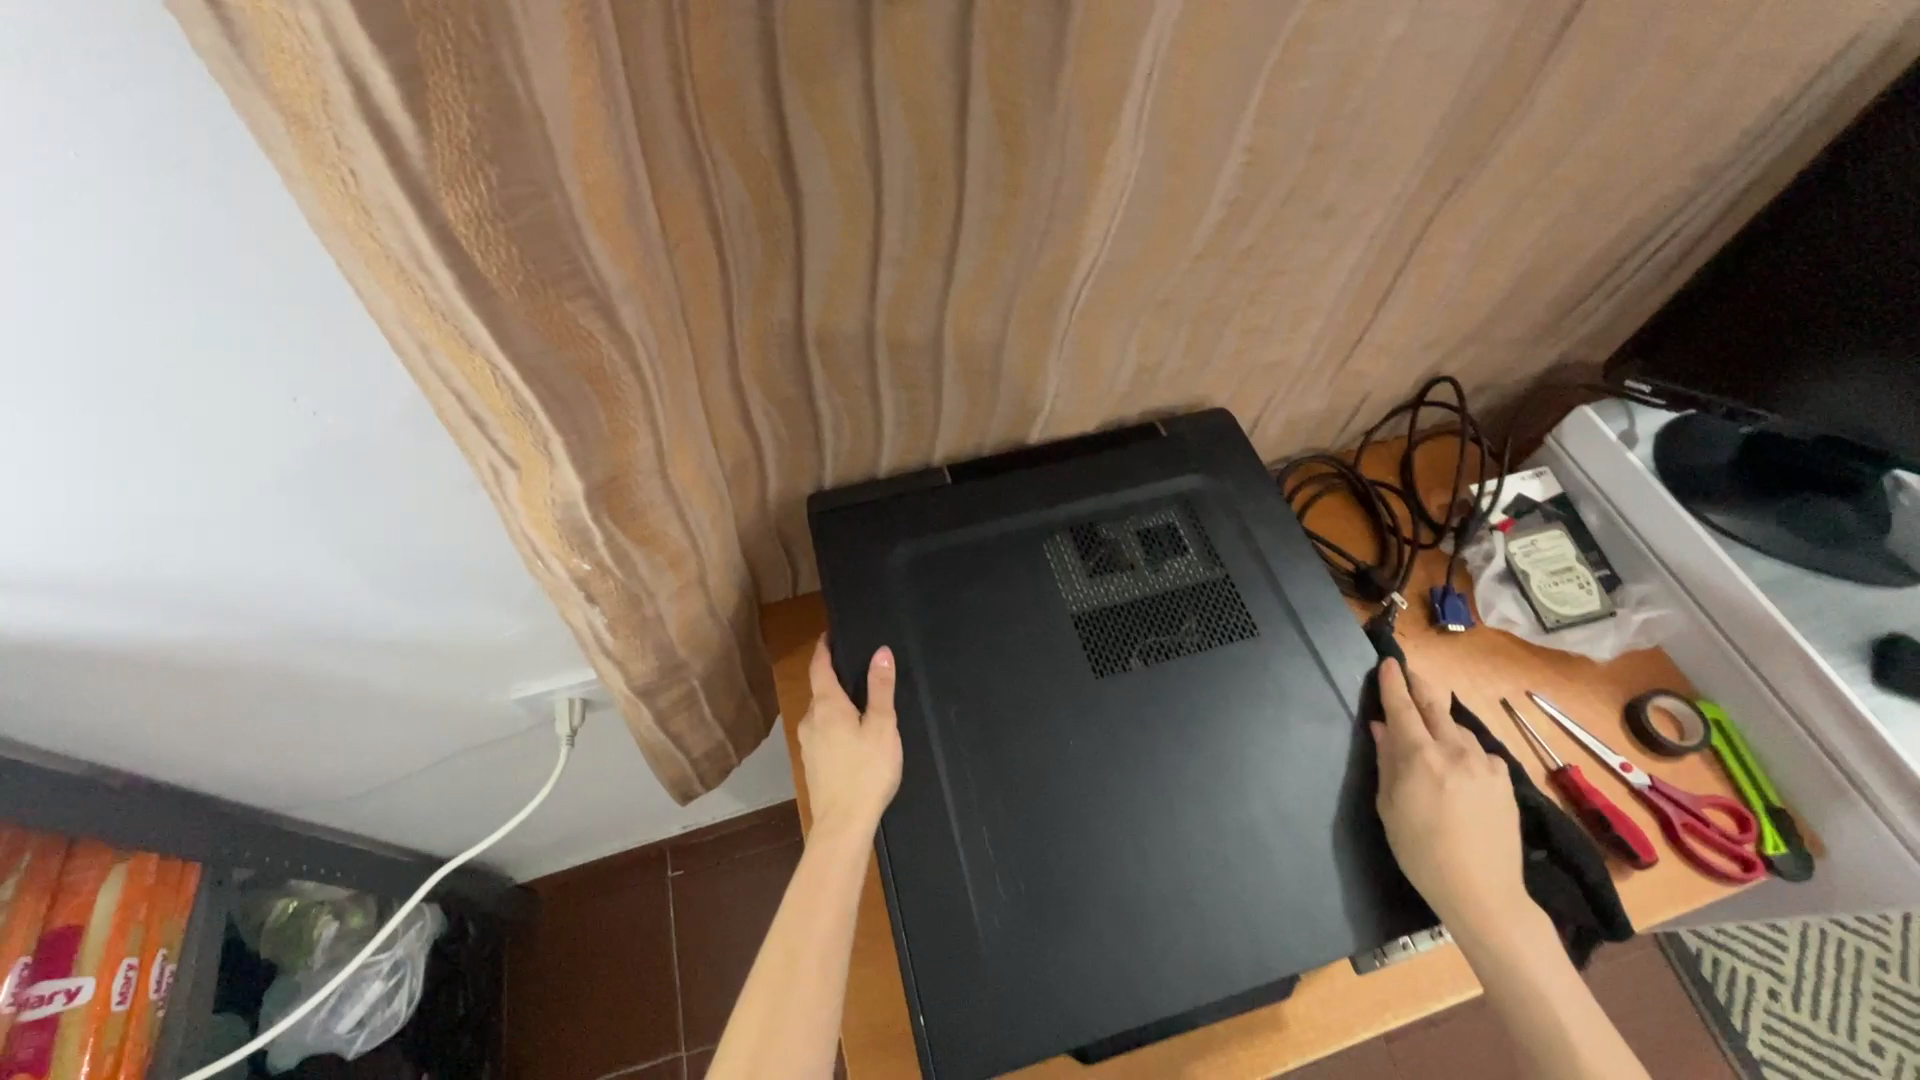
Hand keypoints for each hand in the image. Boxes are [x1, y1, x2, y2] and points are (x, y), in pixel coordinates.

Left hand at [799, 636, 902, 838]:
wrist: (843, 824)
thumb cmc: (866, 771)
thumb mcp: (882, 726)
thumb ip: (880, 688)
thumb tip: (880, 651)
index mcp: (826, 706)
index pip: (819, 666)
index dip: (824, 647)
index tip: (831, 633)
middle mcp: (810, 720)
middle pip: (820, 690)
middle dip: (834, 676)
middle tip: (856, 667)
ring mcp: (808, 744)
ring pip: (821, 713)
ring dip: (835, 703)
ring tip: (859, 700)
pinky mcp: (812, 764)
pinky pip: (823, 732)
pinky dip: (835, 724)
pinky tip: (852, 734)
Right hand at [1371, 658, 1529, 931]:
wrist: (1483, 891)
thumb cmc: (1421, 852)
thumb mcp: (1389, 806)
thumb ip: (1387, 761)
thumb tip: (1382, 728)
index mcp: (1420, 757)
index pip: (1403, 707)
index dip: (1393, 683)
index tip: (1388, 663)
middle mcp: (1455, 751)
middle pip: (1434, 706)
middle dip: (1419, 685)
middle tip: (1409, 670)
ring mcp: (1485, 763)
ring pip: (1458, 728)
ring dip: (1441, 720)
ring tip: (1429, 723)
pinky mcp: (1504, 779)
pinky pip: (1478, 751)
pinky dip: (1463, 747)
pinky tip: (1457, 761)